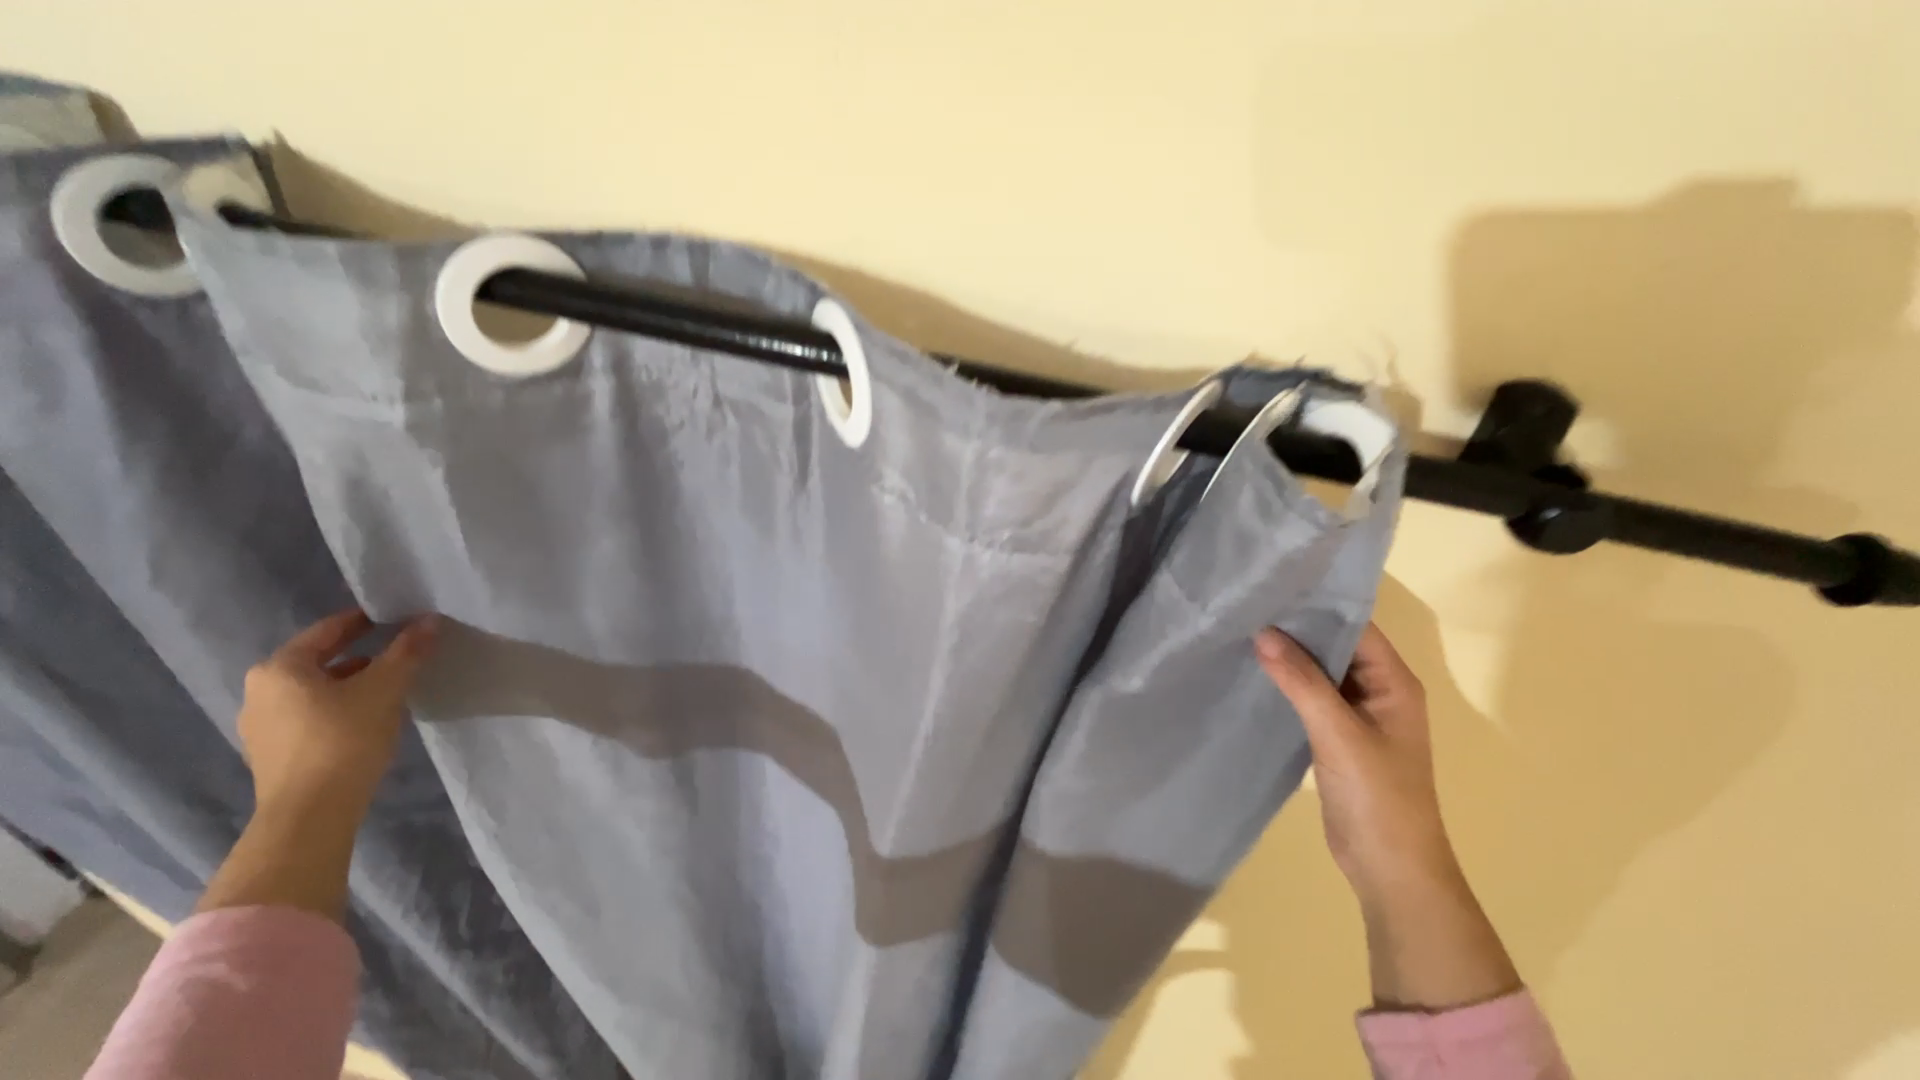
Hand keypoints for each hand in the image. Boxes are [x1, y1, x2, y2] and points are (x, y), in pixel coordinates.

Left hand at [238, 608, 438, 819]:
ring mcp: (260, 725)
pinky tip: (364, 721)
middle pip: (318, 660)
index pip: (329, 630)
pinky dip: (336, 710)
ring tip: (387, 690)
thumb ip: (407, 651)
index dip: (366, 621)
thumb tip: (429, 620)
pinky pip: (308, 717)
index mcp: (280, 668)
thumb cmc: (343, 740)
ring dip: (349, 685)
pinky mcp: (271, 753)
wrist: (309, 815)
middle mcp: (260, 690)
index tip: (398, 619)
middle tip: (398, 653)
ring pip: (313, 691)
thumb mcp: (384, 689)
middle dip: (359, 655)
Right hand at [1255, 622, 1519, 1009]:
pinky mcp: (1339, 740)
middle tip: (1248, 606)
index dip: (1318, 606)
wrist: (1390, 868)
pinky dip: (1288, 687)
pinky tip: (1255, 676)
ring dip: (1290, 659)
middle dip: (1297, 629)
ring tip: (1243, 632)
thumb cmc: (1377, 795)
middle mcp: (1380, 692)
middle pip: (1337, 647)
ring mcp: (1359, 717)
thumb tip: (1263, 632)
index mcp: (1394, 683)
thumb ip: (1301, 681)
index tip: (1273, 587)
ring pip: (1322, 674)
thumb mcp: (1337, 732)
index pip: (1356, 627)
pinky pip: (1312, 700)